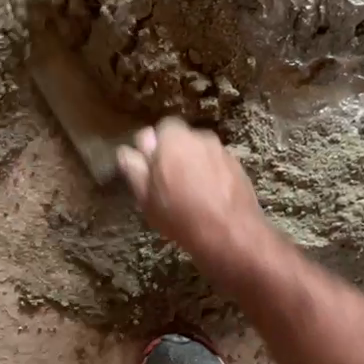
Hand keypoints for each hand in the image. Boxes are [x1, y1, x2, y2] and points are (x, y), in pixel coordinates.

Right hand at [115, 117, 272, 281]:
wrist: (231, 233)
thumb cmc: (180, 215)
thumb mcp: (146, 198)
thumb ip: (134, 169)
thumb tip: (125, 152)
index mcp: (173, 140)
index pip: (157, 130)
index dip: (151, 149)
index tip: (149, 171)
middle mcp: (199, 137)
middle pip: (180, 140)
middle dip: (172, 155)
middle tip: (167, 184)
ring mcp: (221, 150)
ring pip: (199, 152)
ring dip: (192, 165)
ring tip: (190, 193)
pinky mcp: (237, 165)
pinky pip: (216, 164)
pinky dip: (210, 174)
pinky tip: (208, 198)